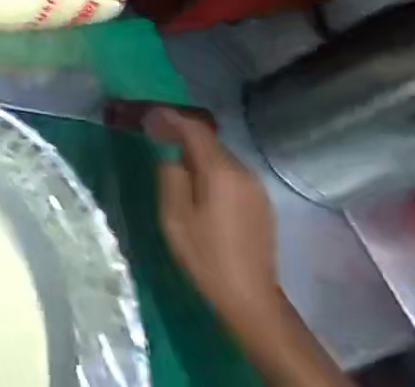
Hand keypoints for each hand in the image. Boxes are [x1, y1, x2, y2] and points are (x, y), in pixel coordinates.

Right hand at [147, 107, 281, 326]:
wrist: (251, 298)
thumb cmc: (207, 259)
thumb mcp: (176, 220)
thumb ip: (171, 178)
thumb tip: (170, 155)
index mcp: (220, 172)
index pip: (195, 130)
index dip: (173, 119)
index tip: (152, 116)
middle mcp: (242, 170)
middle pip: (210, 142)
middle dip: (185, 135)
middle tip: (161, 136)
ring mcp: (256, 185)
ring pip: (222, 157)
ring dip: (200, 154)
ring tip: (178, 163)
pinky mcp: (262, 200)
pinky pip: (233, 173)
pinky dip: (214, 170)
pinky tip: (203, 187)